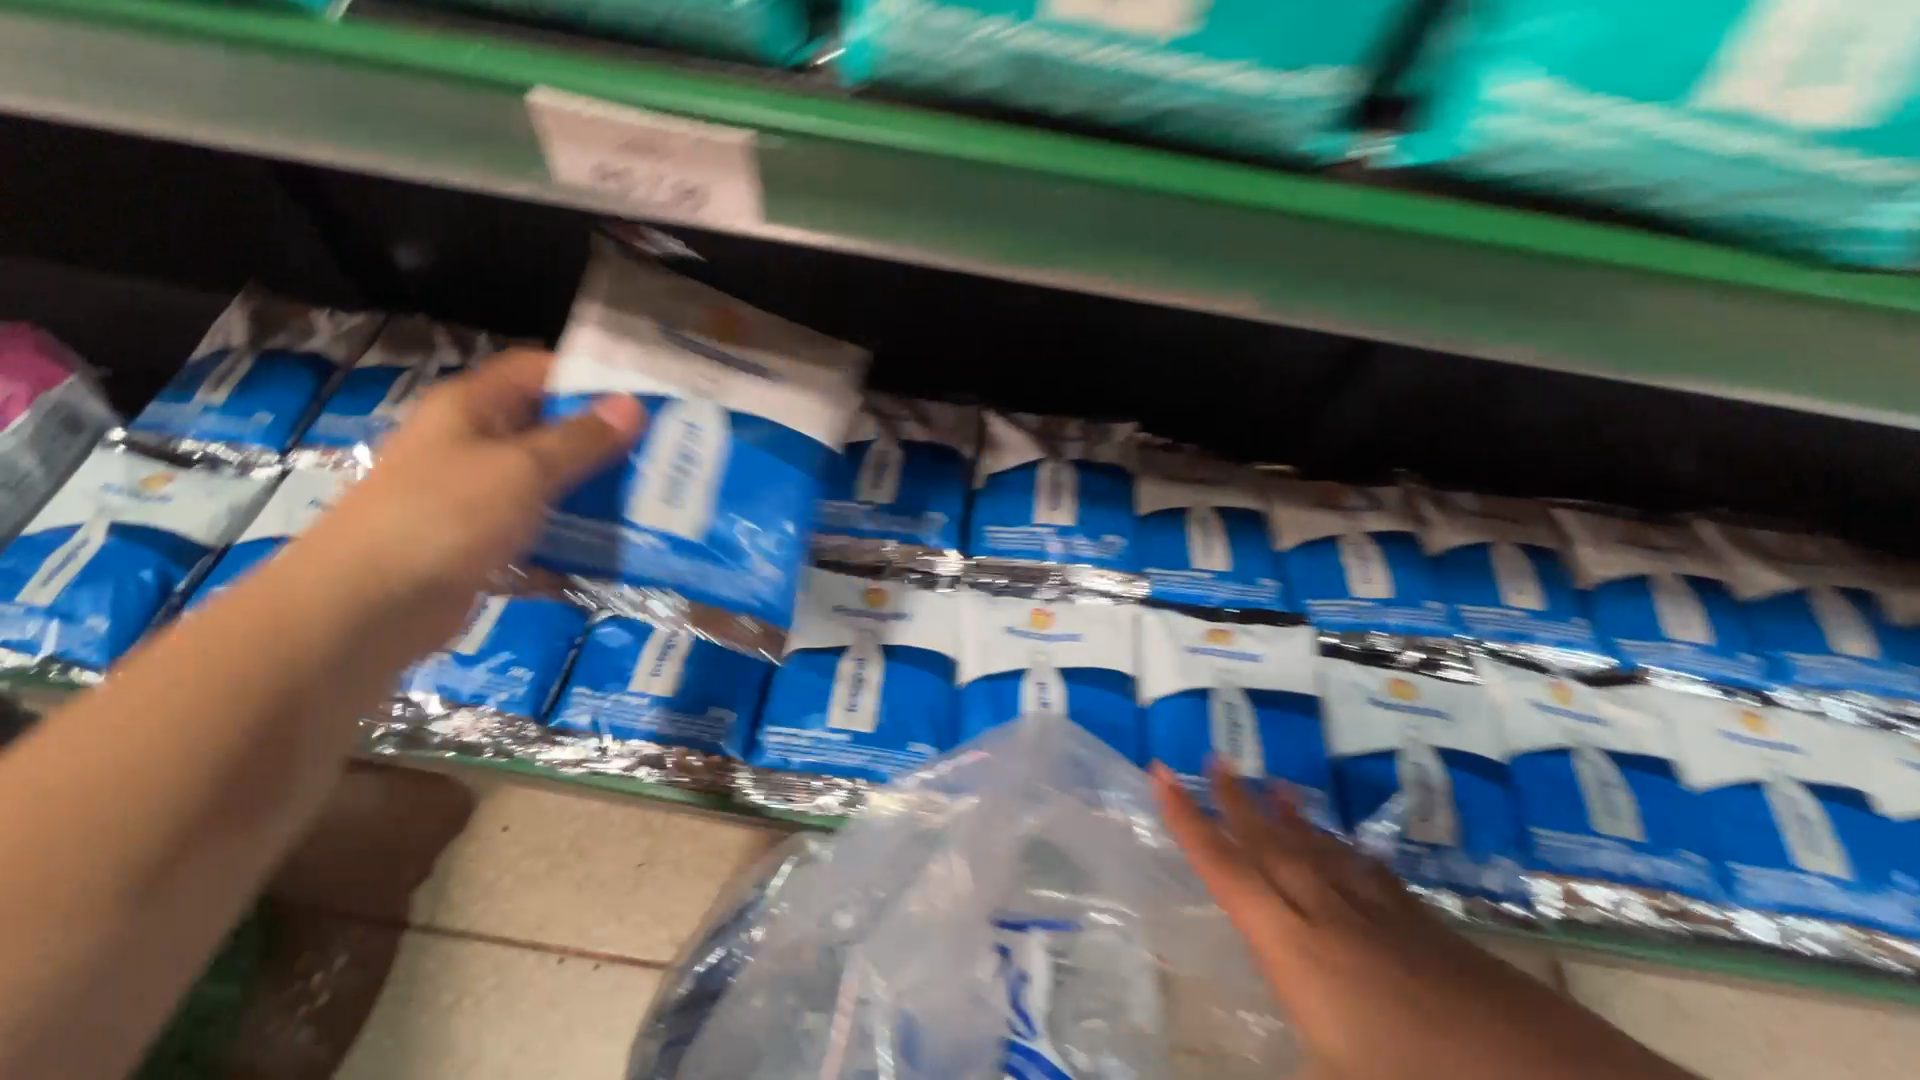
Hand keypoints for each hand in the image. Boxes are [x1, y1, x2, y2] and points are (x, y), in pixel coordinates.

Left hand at [294, 348, 643, 659]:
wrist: (367, 605)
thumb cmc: (445, 516)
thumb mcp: (523, 469)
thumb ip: (581, 439)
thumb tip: (632, 405)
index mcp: (472, 408)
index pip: (537, 371)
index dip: (588, 377)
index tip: (644, 398)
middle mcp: (470, 444)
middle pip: (546, 429)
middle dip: (601, 442)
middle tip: (659, 457)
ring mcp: (472, 497)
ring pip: (544, 484)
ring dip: (590, 495)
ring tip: (647, 504)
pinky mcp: (477, 544)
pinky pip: (535, 532)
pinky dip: (568, 541)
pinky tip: (610, 553)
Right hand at [1150, 762, 1696, 1079]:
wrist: (1540, 1073)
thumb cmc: (1415, 1079)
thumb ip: (1285, 1066)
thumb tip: (1217, 1077)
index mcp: (1293, 948)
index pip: (1227, 871)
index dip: (1189, 822)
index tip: (1162, 774)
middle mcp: (1329, 917)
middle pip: (1273, 846)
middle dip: (1237, 802)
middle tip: (1214, 758)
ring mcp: (1382, 919)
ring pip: (1322, 852)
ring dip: (1291, 819)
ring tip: (1274, 786)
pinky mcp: (1426, 930)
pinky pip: (1369, 874)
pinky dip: (1346, 853)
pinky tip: (1347, 849)